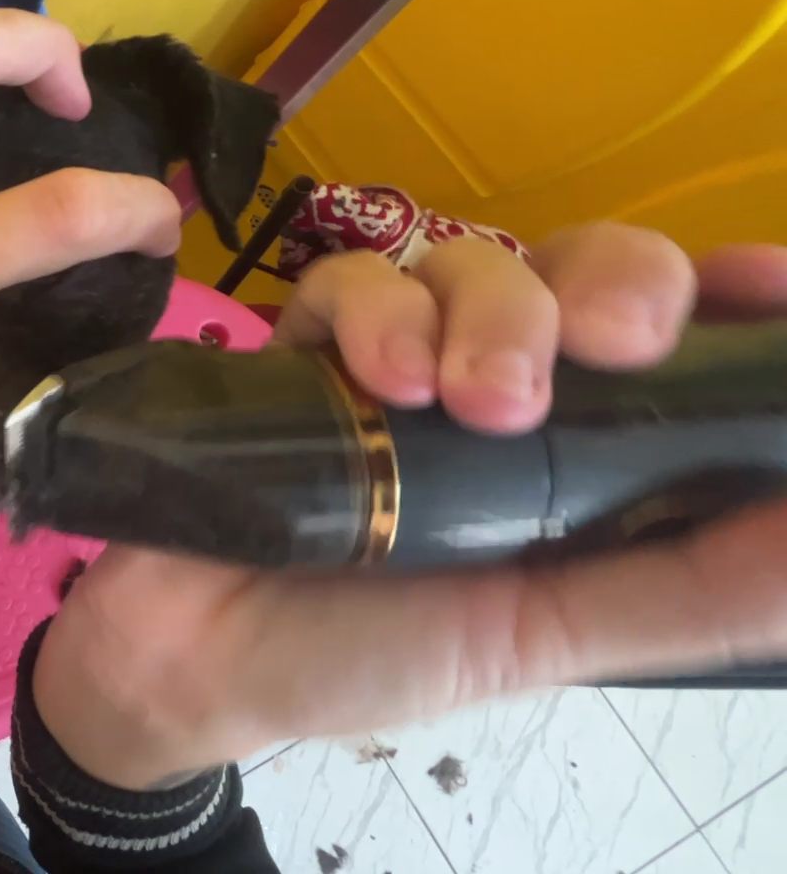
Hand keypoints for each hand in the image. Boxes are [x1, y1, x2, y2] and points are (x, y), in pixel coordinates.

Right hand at [33, 231, 786, 789]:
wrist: (192, 652)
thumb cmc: (356, 658)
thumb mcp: (537, 643)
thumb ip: (683, 596)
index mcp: (558, 462)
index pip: (659, 347)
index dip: (717, 296)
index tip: (764, 283)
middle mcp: (473, 394)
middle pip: (561, 271)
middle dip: (600, 288)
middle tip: (603, 351)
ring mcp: (372, 366)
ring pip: (449, 262)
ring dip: (479, 306)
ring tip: (450, 398)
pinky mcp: (286, 355)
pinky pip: (336, 284)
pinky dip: (369, 308)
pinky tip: (377, 377)